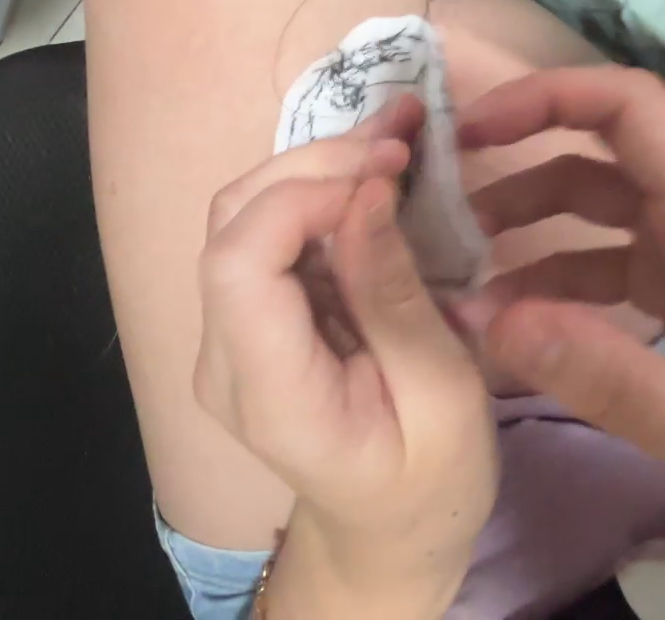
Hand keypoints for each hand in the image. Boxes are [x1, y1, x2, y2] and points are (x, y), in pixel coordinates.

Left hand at [193, 99, 496, 607]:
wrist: (386, 524)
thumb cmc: (430, 478)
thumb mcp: (443, 396)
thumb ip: (393, 295)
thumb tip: (367, 190)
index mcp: (266, 392)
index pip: (238, 264)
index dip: (299, 199)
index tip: (382, 177)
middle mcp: (221, 353)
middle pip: (233, 221)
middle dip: (312, 166)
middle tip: (397, 141)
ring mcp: (223, 331)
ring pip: (243, 212)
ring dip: (313, 166)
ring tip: (388, 142)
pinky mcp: (245, 313)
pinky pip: (266, 230)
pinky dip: (316, 190)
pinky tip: (369, 171)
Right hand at [455, 67, 664, 580]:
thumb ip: (602, 375)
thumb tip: (484, 317)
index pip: (631, 107)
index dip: (547, 97)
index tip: (473, 130)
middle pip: (598, 147)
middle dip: (515, 157)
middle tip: (441, 192)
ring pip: (594, 201)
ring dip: (527, 219)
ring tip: (463, 262)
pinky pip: (606, 258)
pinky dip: (553, 275)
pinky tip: (513, 318)